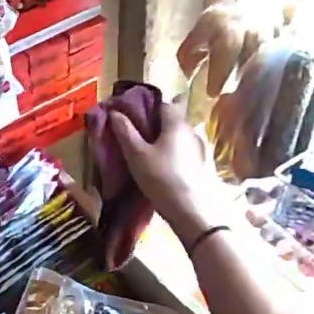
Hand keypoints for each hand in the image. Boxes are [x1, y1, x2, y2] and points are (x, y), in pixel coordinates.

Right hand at [112, 101, 221, 241]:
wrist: (190, 210)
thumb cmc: (160, 177)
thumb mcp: (136, 154)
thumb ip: (124, 131)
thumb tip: (115, 112)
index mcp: (176, 123)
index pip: (161, 103)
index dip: (144, 105)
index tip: (126, 113)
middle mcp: (190, 131)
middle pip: (169, 119)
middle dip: (150, 122)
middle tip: (130, 131)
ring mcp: (197, 148)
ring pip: (174, 135)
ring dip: (158, 137)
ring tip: (140, 148)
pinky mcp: (198, 164)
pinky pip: (179, 148)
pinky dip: (167, 149)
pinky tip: (156, 162)